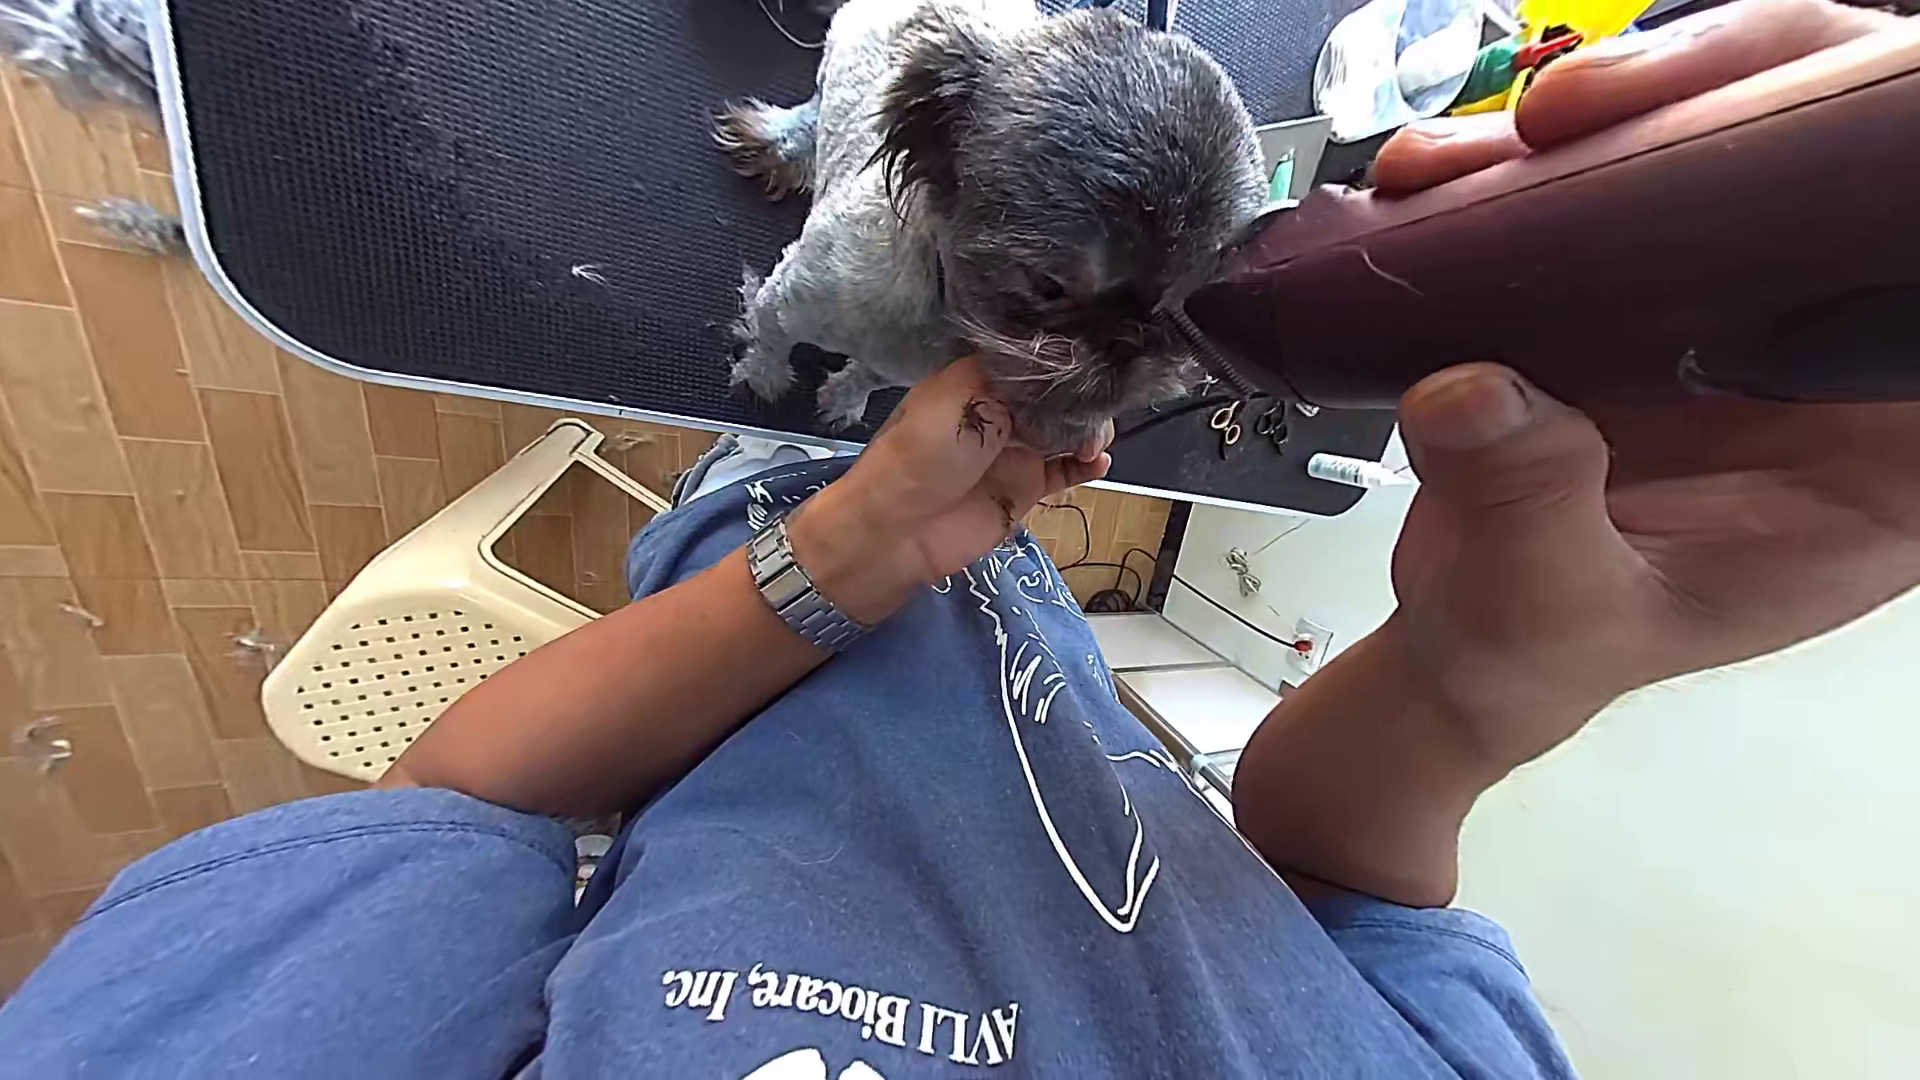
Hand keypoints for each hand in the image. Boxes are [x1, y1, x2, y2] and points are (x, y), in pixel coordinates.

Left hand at [789, 357, 1111, 623]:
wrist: (902, 526)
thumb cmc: (925, 451)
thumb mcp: (964, 394)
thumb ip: (1016, 382)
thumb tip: (1061, 379)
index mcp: (981, 381)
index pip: (1035, 363)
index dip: (1065, 363)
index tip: (1092, 365)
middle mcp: (1002, 411)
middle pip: (1058, 397)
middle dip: (1082, 399)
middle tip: (1092, 411)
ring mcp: (1016, 451)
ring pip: (1069, 432)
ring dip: (1090, 431)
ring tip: (1092, 440)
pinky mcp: (1026, 488)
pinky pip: (1067, 472)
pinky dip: (1088, 464)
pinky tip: (1097, 461)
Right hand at [1377, 0, 1919, 770]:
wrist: (1460, 645)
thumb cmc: (1530, 646)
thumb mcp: (1541, 597)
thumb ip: (1524, 503)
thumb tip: (1460, 386)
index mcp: (1891, 435)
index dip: (1916, 142)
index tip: (1825, 91)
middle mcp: (1800, 358)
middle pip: (1816, 170)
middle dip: (1716, 95)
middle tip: (1576, 107)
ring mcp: (1676, 337)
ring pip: (1672, 180)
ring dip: (1571, 140)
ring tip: (1461, 152)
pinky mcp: (1572, 334)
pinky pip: (1550, 236)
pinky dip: (1489, 199)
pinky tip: (1426, 191)